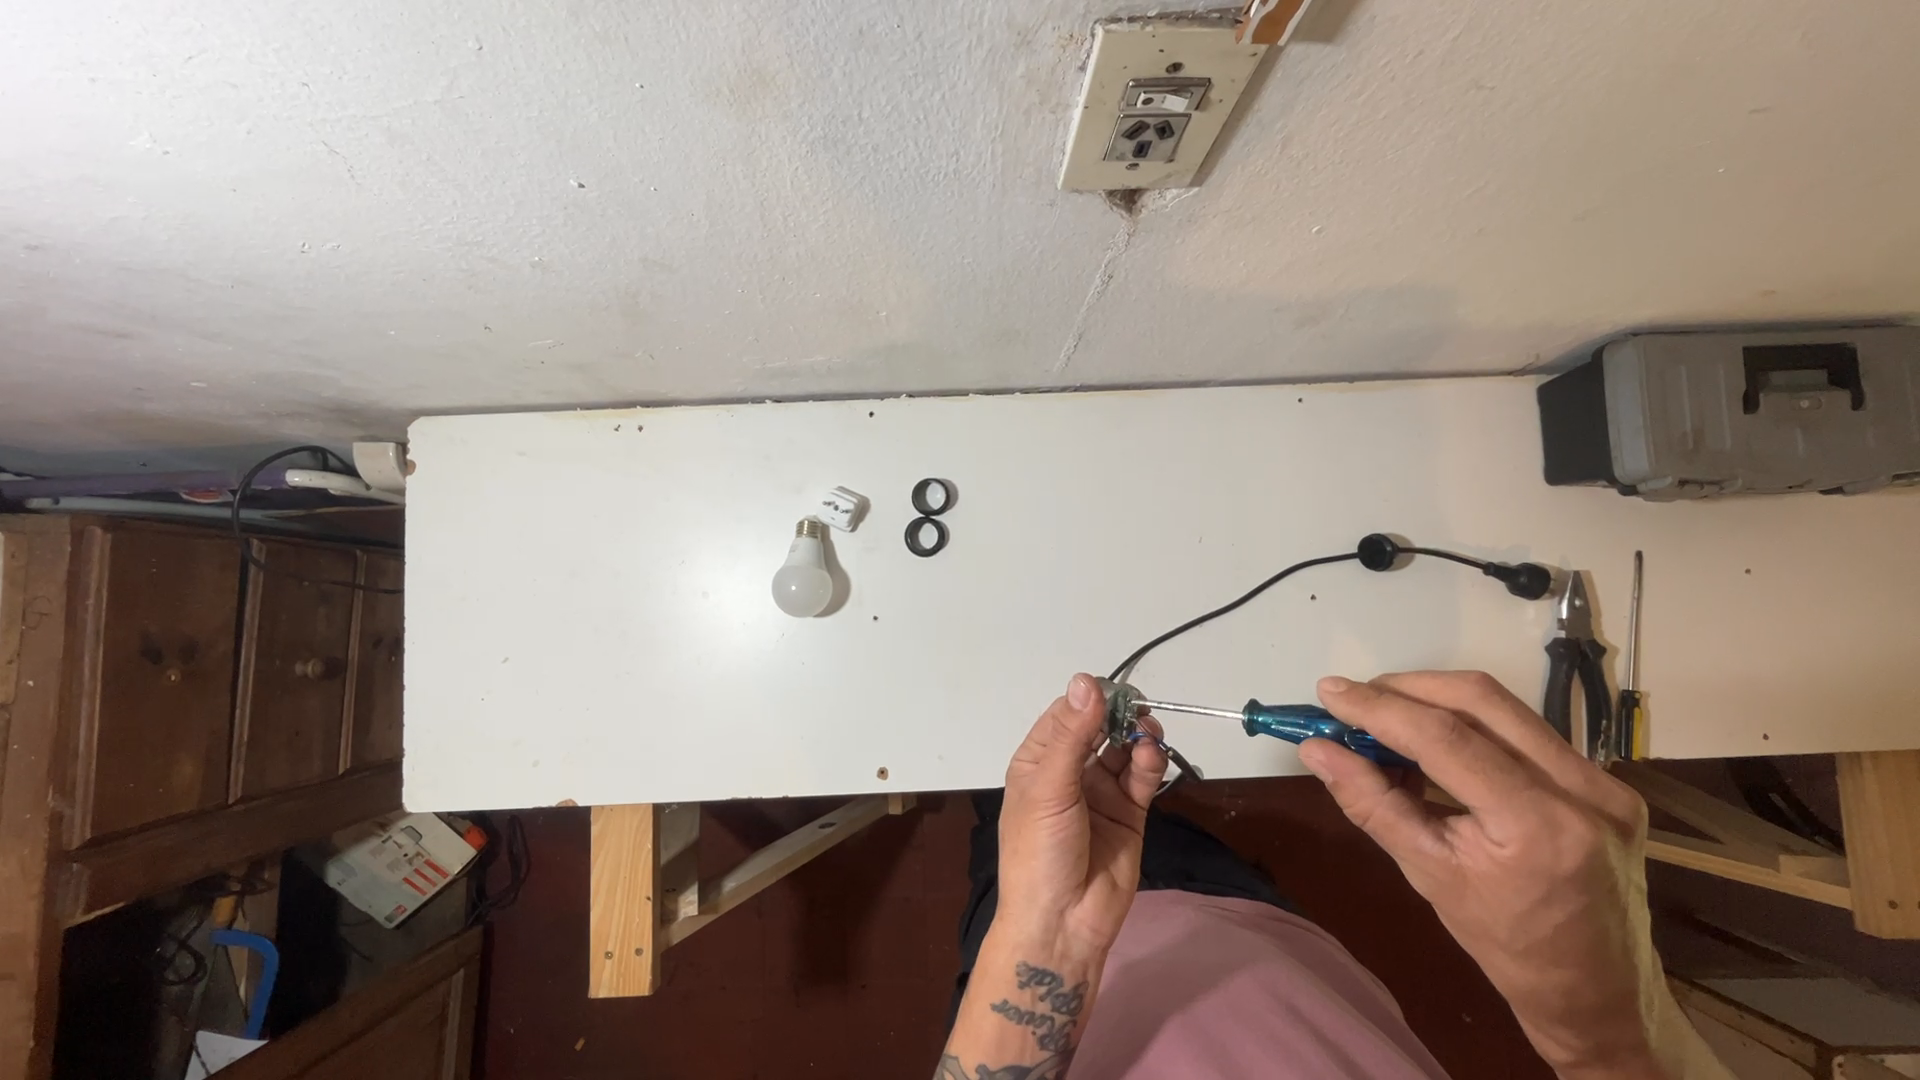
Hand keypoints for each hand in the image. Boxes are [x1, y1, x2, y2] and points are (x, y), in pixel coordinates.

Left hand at [994, 673, 1169, 961]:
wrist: (1062, 923)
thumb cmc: (1039, 850)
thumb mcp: (1048, 788)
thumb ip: (1071, 735)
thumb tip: (1085, 680)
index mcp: (1038, 761)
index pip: (1066, 715)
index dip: (1089, 699)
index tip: (1116, 690)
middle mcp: (1069, 771)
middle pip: (1099, 728)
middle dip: (1119, 715)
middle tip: (1140, 708)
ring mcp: (1100, 792)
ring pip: (1124, 750)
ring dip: (1137, 736)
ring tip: (1149, 733)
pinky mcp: (1129, 813)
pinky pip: (1142, 778)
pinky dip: (1150, 763)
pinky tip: (1152, 756)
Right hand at [1298, 672, 1664, 1078]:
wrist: (1600, 992)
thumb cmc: (1504, 944)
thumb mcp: (1426, 874)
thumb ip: (1370, 803)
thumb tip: (1316, 750)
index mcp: (1538, 826)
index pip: (1445, 739)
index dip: (1379, 708)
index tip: (1329, 693)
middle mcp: (1583, 791)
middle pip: (1480, 700)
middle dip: (1406, 688)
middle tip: (1354, 699)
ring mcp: (1604, 783)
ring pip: (1503, 706)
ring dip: (1433, 698)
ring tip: (1384, 716)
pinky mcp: (1606, 782)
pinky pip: (1523, 729)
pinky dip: (1466, 721)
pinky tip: (1431, 740)